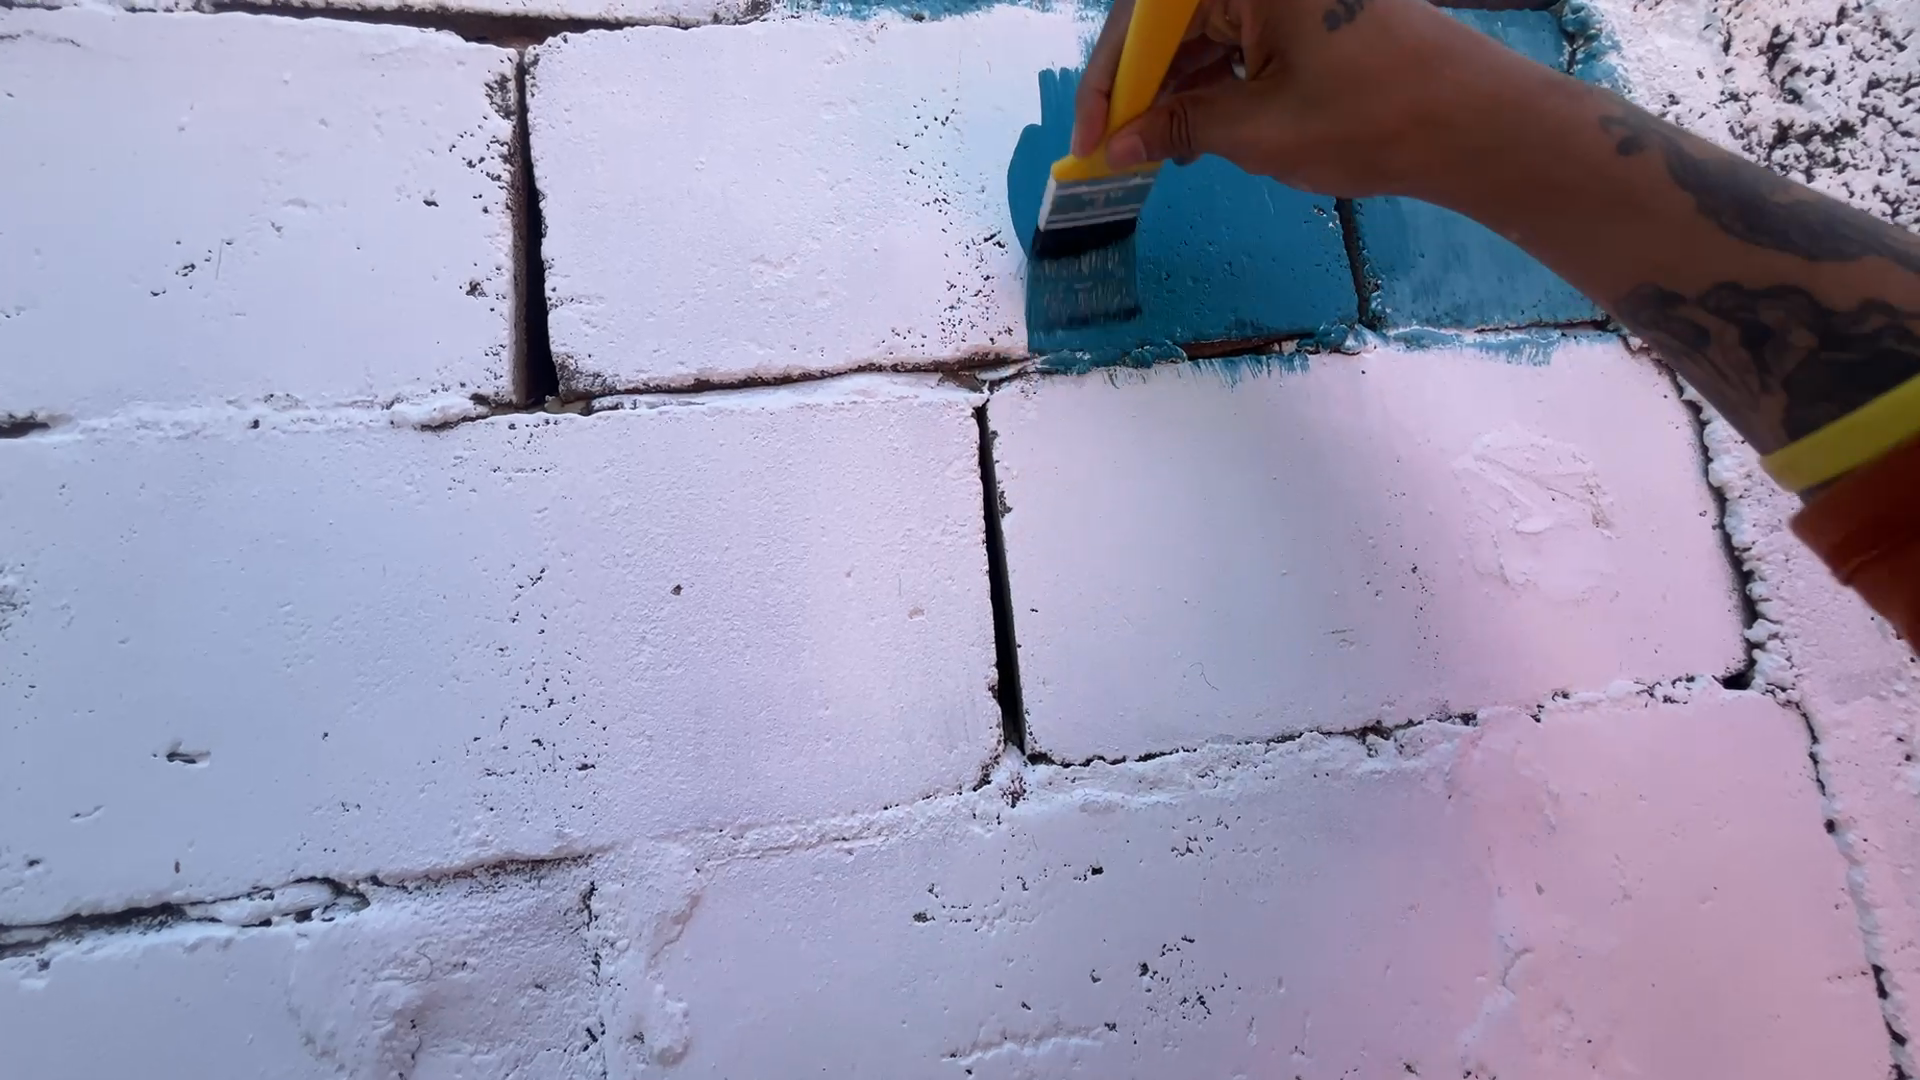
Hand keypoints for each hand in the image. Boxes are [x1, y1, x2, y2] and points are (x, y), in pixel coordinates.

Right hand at [1072, 0, 1532, 197]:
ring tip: (1153, 149)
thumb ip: (1179, 126)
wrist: (1468, 122)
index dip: (1109, 83)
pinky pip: (1232, 32)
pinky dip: (1206, 79)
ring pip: (1197, 27)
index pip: (1147, 19)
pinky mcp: (1302, 3)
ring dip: (1169, 87)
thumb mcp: (1257, 129)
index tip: (1090, 142)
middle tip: (1114, 148)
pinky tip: (1191, 126)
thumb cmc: (1365, 120)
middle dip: (1135, 86)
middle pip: (1168, 18)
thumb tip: (1117, 146)